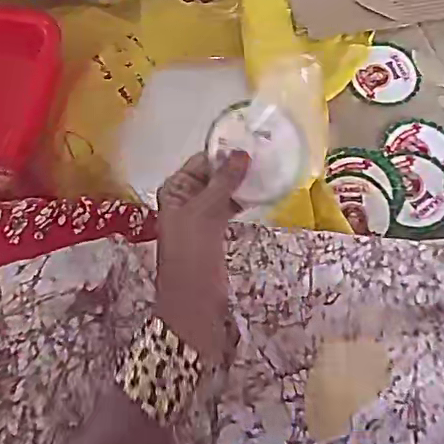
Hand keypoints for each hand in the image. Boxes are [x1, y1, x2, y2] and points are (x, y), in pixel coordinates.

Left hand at [154, 152, 247, 357]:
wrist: (193, 302)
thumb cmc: (192, 254)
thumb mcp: (206, 213)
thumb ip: (223, 182)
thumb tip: (242, 152)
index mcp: (174, 189)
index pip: (201, 161)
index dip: (224, 152)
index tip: (253, 141)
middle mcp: (185, 198)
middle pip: (213, 173)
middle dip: (236, 165)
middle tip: (267, 153)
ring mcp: (200, 215)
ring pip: (224, 189)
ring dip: (243, 181)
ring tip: (269, 169)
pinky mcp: (215, 230)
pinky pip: (231, 206)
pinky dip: (244, 198)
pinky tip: (264, 193)